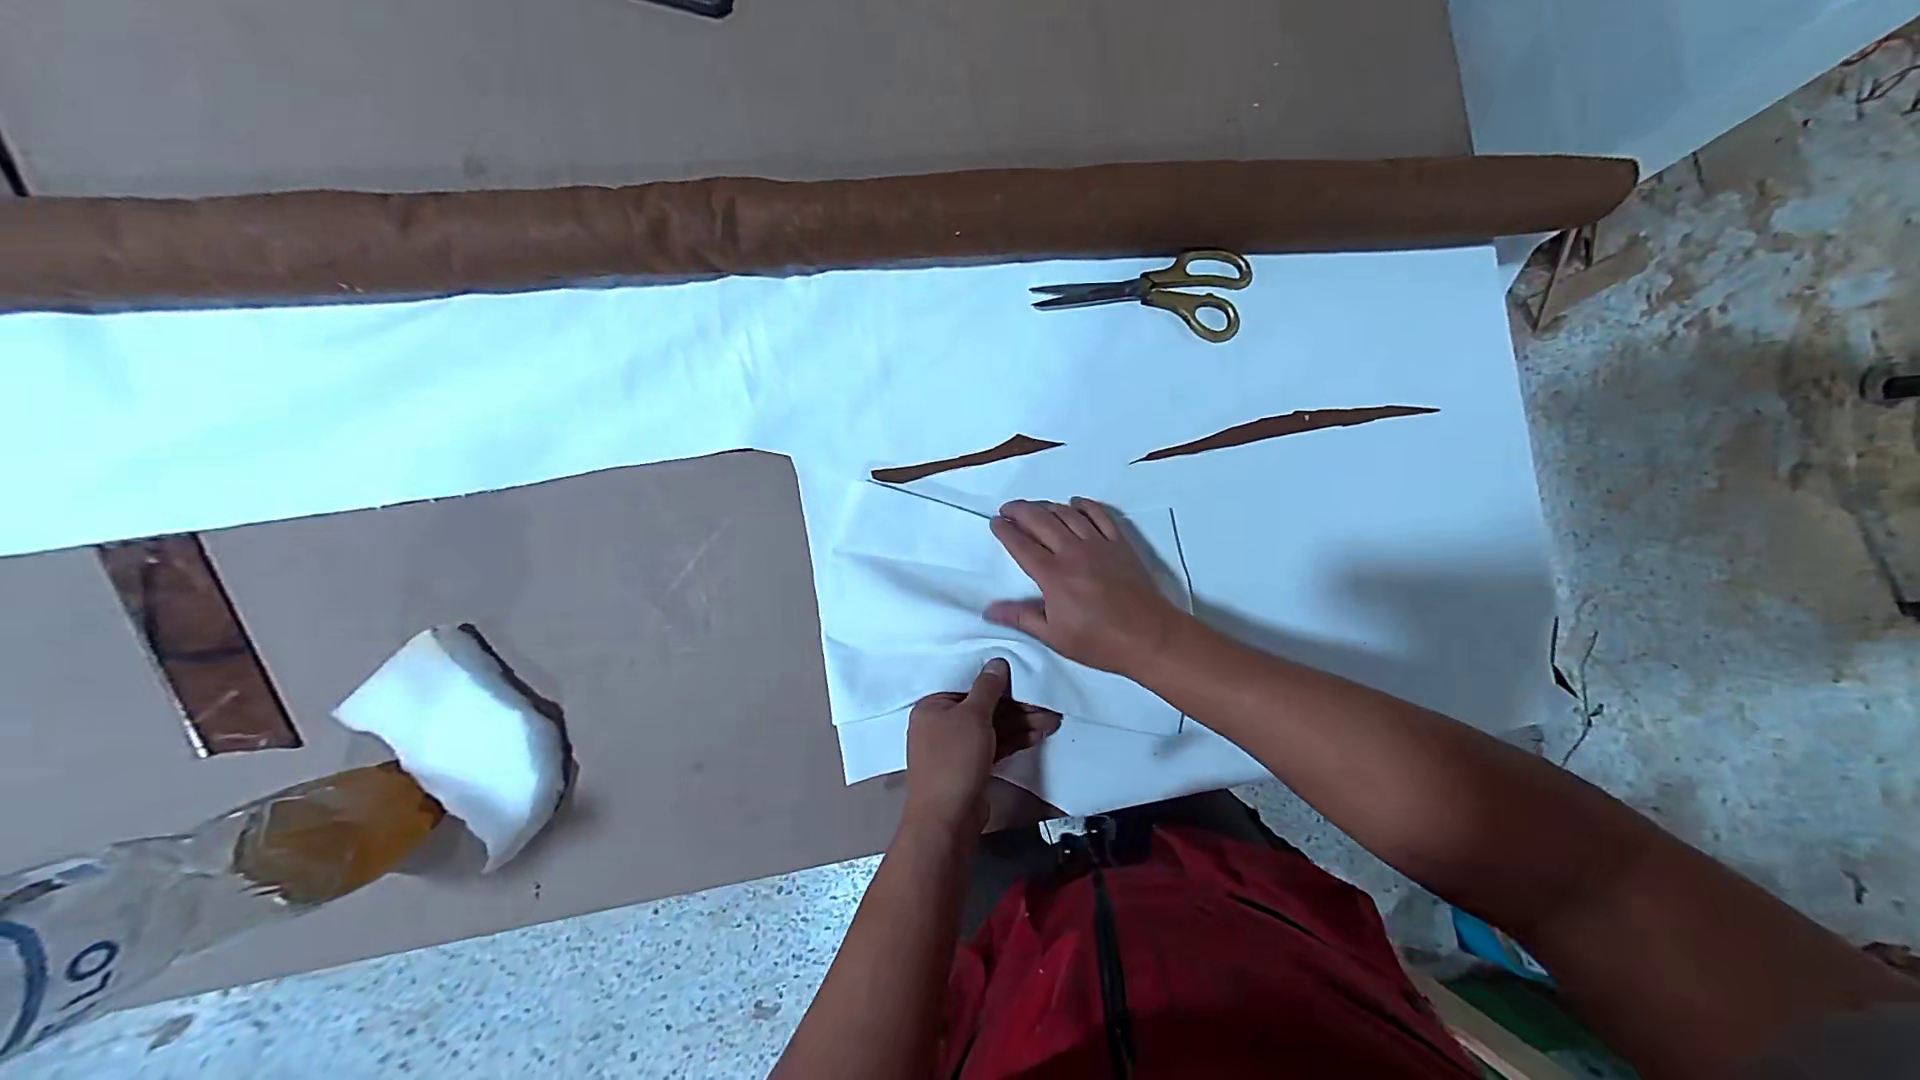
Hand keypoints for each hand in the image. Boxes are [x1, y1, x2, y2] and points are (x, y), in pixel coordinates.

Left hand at [904, 657, 1060, 832]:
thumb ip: (987, 688)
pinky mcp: (972, 765)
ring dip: (1022, 722)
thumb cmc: (953, 760)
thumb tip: (997, 663)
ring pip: (993, 726)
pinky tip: (1039, 733)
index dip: (997, 680)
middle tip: (1047, 702)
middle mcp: (942, 723)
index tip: (1024, 675)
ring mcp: (957, 746)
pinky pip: (996, 744)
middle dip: (1017, 705)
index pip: (967, 684)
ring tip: (1052, 719)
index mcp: (932, 706)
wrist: (947, 819)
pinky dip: (1016, 738)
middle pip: (984, 706)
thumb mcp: (972, 716)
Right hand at [986, 498, 1189, 676]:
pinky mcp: (1119, 544)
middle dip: (1020, 511)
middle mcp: (1073, 553)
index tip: (996, 523)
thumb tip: (990, 610)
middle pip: (1040, 520)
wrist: (1149, 636)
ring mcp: (1098, 545)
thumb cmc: (1101, 641)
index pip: (1021, 544)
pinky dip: (1085, 506)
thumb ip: (1021, 617)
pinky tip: (1075, 503)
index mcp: (1053, 575)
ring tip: (1034, 506)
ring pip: (1067, 514)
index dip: (1005, 530)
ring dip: (1047, 506)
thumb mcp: (1054, 636)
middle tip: (1008, 509)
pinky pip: (1100, 515)